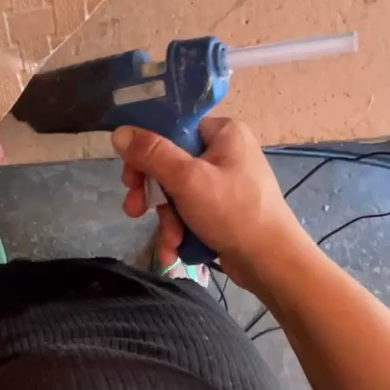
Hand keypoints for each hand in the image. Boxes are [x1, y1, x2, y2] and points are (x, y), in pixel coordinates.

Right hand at [112, 118, 309, 287]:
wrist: (270, 261)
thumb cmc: (232, 211)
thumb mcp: (186, 178)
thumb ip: (150, 153)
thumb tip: (119, 133)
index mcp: (223, 132)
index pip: (172, 129)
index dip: (146, 151)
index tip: (131, 177)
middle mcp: (225, 152)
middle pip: (169, 164)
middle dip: (152, 194)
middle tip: (135, 210)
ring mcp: (224, 182)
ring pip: (176, 193)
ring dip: (166, 219)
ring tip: (169, 241)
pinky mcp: (223, 209)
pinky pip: (190, 211)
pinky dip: (179, 229)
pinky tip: (174, 249)